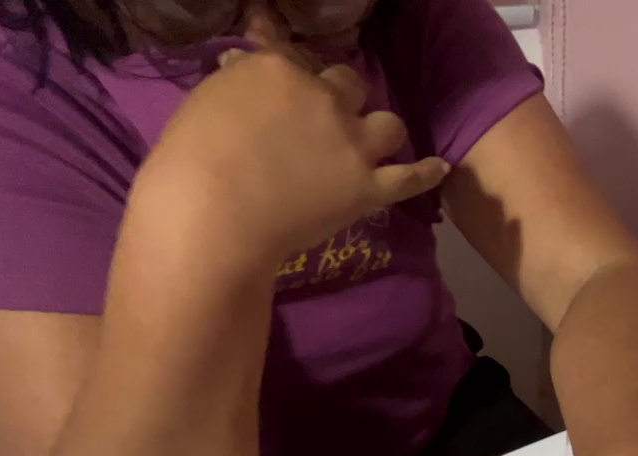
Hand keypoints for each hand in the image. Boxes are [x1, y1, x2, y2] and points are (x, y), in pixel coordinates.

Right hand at [134, 21, 448, 265]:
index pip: (296, 60)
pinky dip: (428, 173)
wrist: (217, 212)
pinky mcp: (368, 188)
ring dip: (380, 130)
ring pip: (388, 125)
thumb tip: (244, 68)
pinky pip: (411, 178)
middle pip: (349, 87)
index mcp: (280, 70)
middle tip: (327, 121)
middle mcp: (325, 100)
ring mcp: (352, 145)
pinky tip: (442, 168)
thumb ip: (239, 83)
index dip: (294, 75)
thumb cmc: (194, 157)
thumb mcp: (210, 100)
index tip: (289, 88)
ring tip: (373, 142)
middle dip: (340, 99)